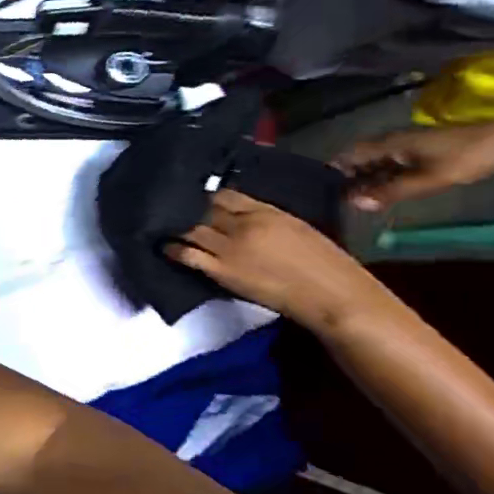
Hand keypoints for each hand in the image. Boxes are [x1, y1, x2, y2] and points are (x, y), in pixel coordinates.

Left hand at [167, 190, 405, 332]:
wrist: (335, 298)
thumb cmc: (326, 264)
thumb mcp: (297, 227)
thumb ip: (265, 216)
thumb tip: (236, 211)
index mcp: (267, 212)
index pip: (224, 194)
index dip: (204, 195)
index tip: (190, 194)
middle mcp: (244, 225)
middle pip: (202, 209)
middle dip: (183, 207)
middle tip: (165, 207)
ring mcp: (230, 248)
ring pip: (189, 228)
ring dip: (171, 225)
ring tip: (158, 223)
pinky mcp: (222, 271)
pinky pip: (186, 255)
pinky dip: (171, 248)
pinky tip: (164, 246)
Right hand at [334, 121, 493, 210]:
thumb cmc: (471, 158)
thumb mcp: (431, 179)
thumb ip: (393, 192)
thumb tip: (354, 204)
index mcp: (389, 144)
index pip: (349, 155)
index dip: (333, 171)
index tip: (323, 189)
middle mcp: (394, 141)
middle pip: (361, 159)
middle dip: (349, 177)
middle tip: (340, 199)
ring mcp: (411, 146)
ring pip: (378, 162)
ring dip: (368, 179)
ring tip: (361, 199)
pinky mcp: (426, 152)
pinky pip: (394, 164)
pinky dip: (385, 177)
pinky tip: (387, 190)